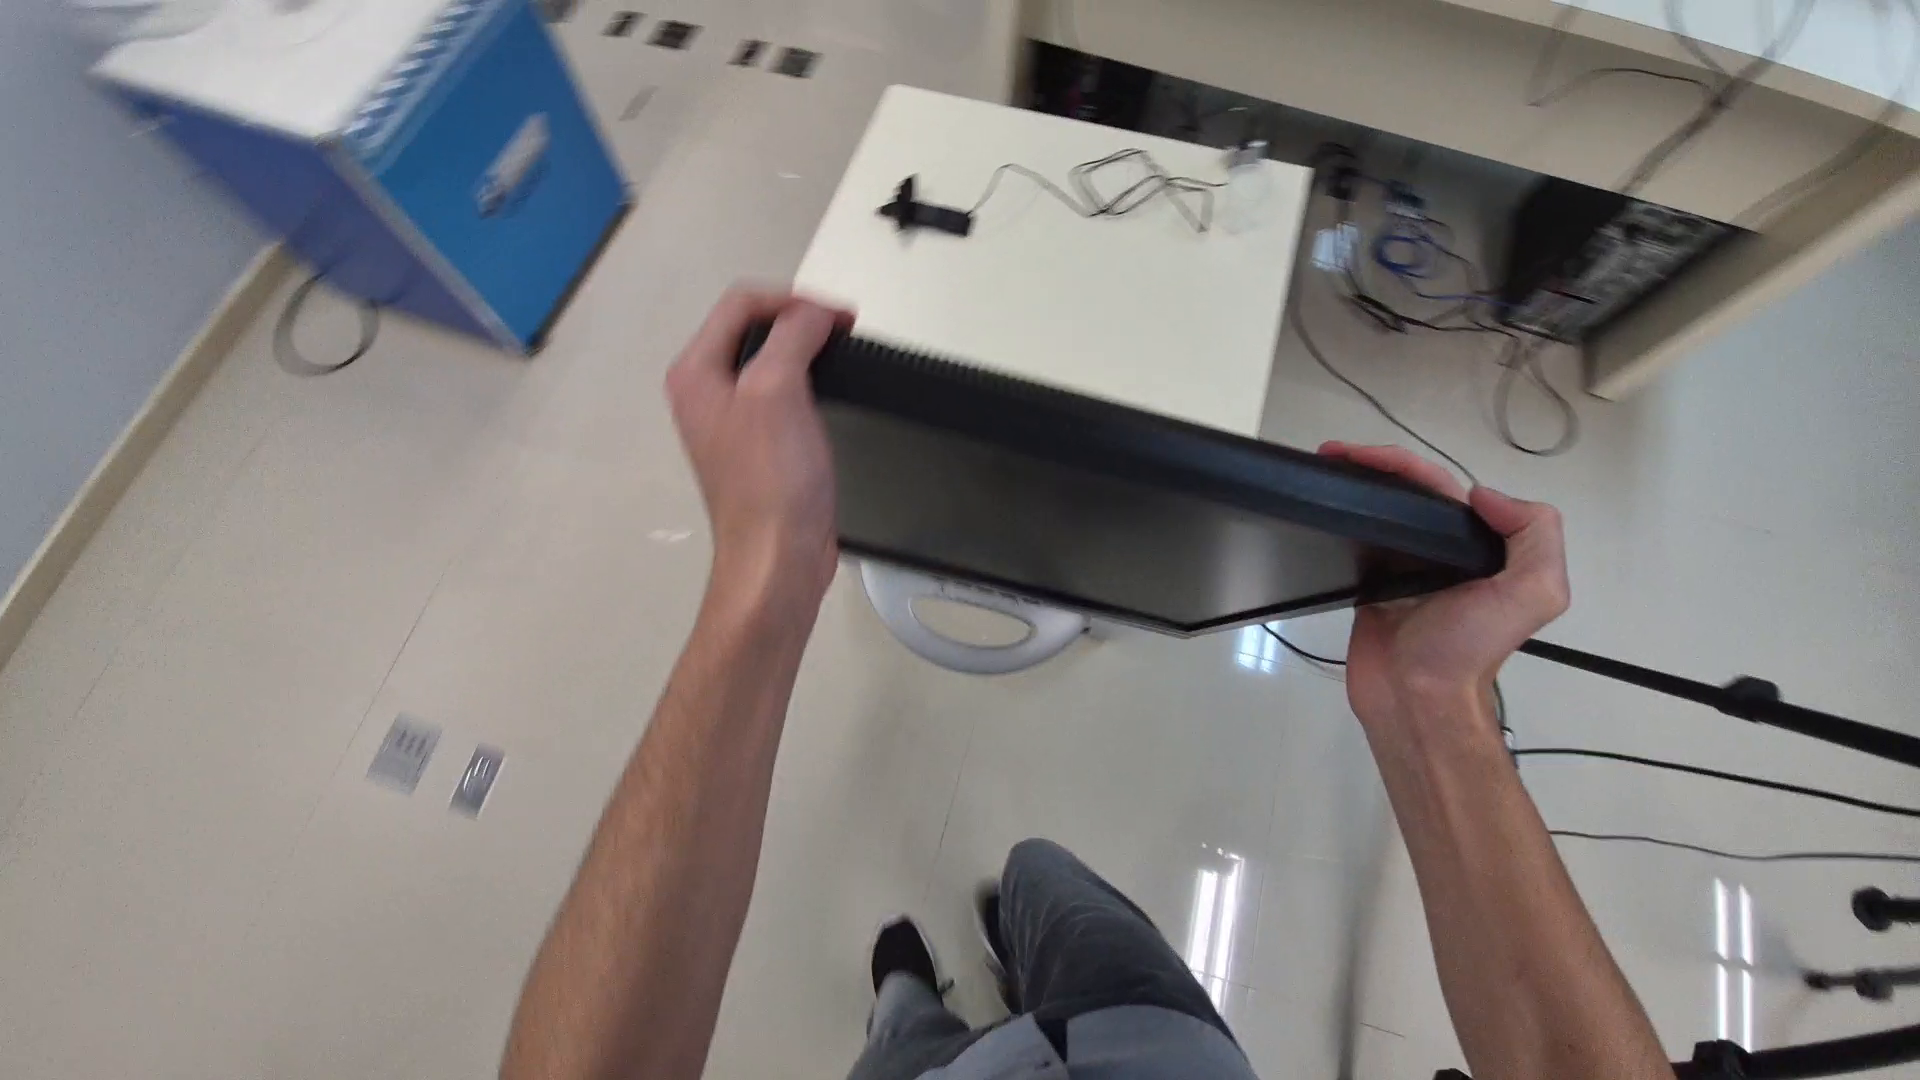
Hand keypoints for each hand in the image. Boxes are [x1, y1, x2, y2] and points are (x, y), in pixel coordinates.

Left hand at [665, 287, 852, 606]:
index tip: (840, 318)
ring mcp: (731, 422)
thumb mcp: (778, 390)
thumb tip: (815, 313)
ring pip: (768, 363)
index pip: (741, 305)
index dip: (793, 299)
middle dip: (799, 321)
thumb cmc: (773, 477)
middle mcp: (705, 392)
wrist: (778, 558)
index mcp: (696, 372)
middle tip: (844, 331)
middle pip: (752, 330)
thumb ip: (793, 336)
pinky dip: (807, 383)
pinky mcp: (758, 449)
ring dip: (805, 351)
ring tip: (843, 356)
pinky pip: (780, 397)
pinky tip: (831, 395)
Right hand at [1319, 442, 1570, 733]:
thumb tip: (1480, 494)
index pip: (1439, 487)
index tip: (1357, 454)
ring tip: (1322, 473)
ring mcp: (1401, 568)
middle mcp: (1441, 550)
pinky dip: (1342, 521)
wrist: (1415, 699)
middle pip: (1406, 493)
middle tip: (1329, 455)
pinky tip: (1323, 511)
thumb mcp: (1534, 593)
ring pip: (1380, 514)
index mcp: (1478, 545)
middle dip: (1371, 466)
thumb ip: (1532, 535)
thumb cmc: (1467, 649)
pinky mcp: (1368, 586)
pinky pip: (1357, 544)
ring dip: (1355, 488)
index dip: (1401, 463)